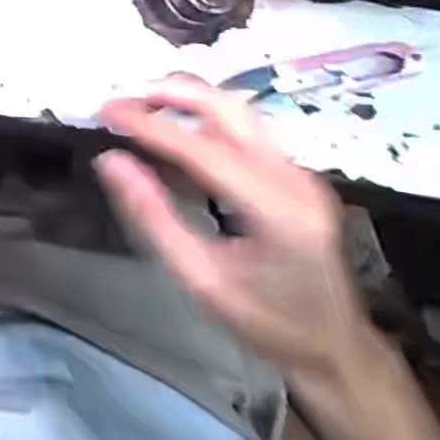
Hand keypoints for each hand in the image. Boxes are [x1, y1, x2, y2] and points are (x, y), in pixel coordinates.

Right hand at [93, 75, 375, 376]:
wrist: (334, 345)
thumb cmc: (263, 318)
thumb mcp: (198, 277)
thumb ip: (152, 216)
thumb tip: (109, 160)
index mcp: (276, 211)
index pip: (202, 148)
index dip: (149, 124)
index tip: (105, 111)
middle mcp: (293, 181)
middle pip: (228, 109)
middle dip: (169, 94)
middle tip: (120, 101)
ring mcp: (298, 173)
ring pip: (235, 109)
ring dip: (182, 99)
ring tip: (137, 108)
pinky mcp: (291, 172)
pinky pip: (239, 126)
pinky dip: (197, 115)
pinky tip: (168, 128)